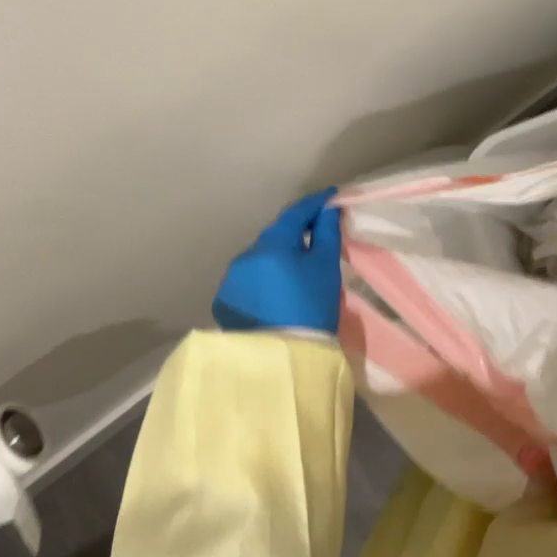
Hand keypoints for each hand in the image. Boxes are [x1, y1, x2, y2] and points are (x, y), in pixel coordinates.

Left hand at [212, 187, 344, 334]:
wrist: (282, 360)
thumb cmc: (311, 308)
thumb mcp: (326, 268)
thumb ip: (327, 233)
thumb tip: (328, 209)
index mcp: (272, 245)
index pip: (295, 213)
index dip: (315, 203)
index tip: (332, 196)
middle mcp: (245, 256)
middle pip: (276, 234)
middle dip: (296, 230)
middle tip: (319, 230)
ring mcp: (231, 280)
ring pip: (261, 256)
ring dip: (278, 254)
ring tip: (298, 264)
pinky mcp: (224, 301)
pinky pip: (249, 278)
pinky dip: (265, 275)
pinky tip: (278, 288)